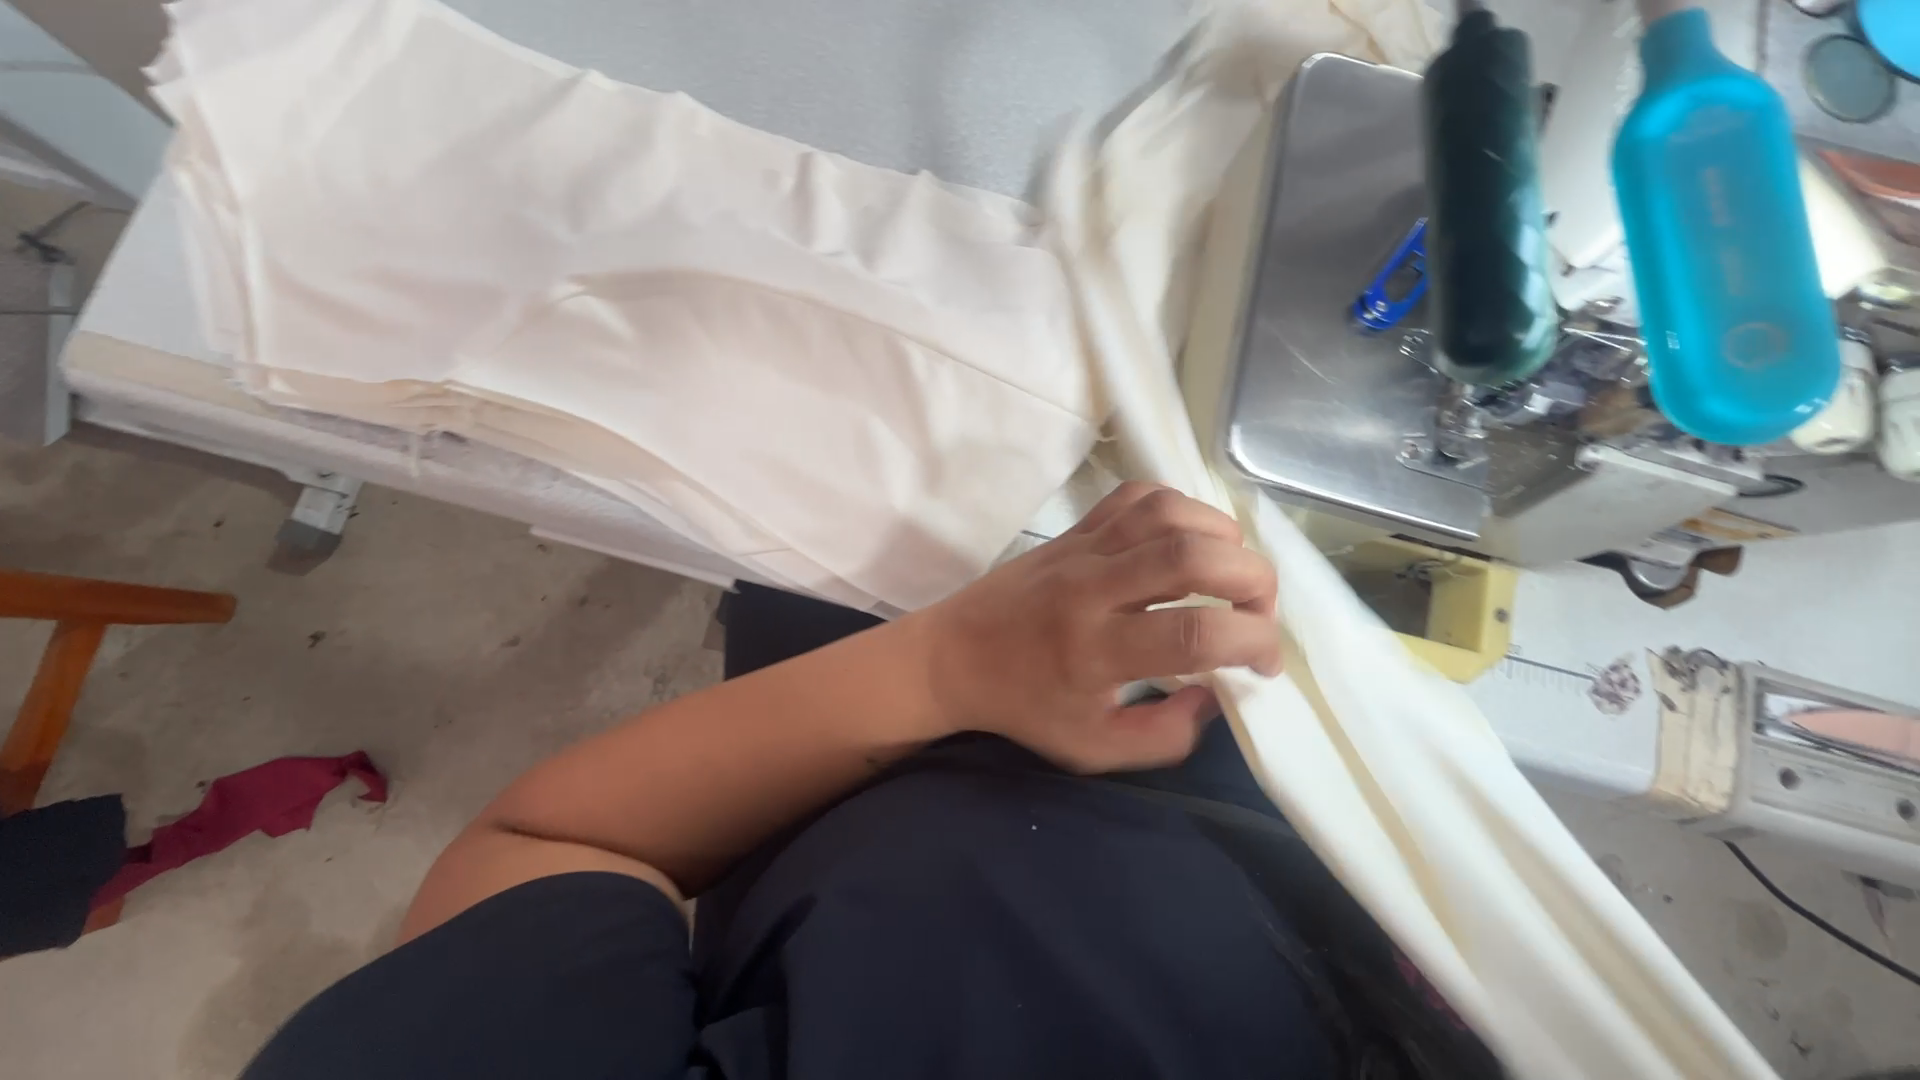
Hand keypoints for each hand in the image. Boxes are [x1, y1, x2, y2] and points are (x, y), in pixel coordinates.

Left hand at [914, 482, 1281, 772]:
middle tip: (1259, 614)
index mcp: (1097, 652)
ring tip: (1229, 575)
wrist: (953, 656)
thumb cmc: (1025, 707)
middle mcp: (1092, 590)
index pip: (1195, 633)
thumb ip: (1164, 736)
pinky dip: (1178, 507)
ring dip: (1221, 538)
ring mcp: (1081, 550)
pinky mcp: (1074, 530)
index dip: (1253, 644)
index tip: (1264, 664)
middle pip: (1192, 556)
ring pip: (1167, 512)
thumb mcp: (1093, 750)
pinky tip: (1187, 540)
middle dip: (1254, 581)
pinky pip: (1135, 496)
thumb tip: (1216, 694)